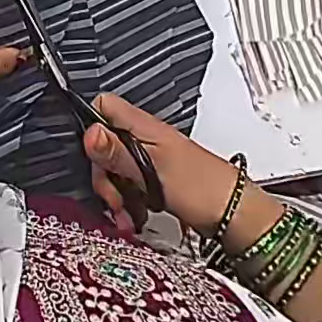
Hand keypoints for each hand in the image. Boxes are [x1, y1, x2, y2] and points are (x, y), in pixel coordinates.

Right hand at [81, 93, 242, 235]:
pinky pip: (127, 185)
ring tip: (126, 212)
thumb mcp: (151, 170)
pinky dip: (127, 201)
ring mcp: (148, 158)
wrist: (232, 213)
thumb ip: (117, 152)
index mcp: (142, 126)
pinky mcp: (153, 178)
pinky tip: (134, 214)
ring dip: (115, 193)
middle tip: (114, 195)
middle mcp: (143, 138)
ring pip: (113, 168)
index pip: (102, 106)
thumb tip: (89, 133)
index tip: (95, 156)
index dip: (91, 127)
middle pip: (103, 145)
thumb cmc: (202, 187)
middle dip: (104, 174)